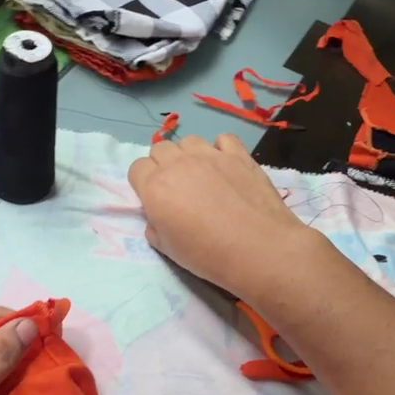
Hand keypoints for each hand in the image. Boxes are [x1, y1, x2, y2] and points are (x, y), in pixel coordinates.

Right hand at [128, 133, 320, 298]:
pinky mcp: (239, 154)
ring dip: (189, 154)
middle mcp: (178, 164)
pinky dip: (221, 149)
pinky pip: (223, 139)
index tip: (154, 198)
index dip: (143, 182)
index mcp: (155, 187)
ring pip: (189, 140)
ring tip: (201, 175)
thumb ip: (155, 226)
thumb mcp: (167, 249)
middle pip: (160, 148)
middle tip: (177, 188)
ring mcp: (210, 155)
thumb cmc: (207, 255)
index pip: (137, 168)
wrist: (258, 249)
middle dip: (163, 164)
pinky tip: (226, 165)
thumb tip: (159, 217)